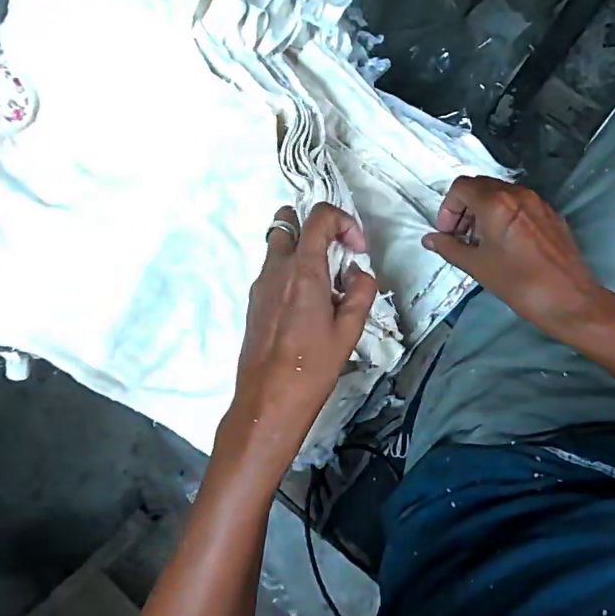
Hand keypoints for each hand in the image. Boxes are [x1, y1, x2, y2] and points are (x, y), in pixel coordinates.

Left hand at [220, 203, 377, 477]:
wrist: (268, 399)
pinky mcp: (254, 301)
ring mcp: (260, 283)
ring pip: (278, 245)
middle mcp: (276, 268)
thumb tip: (358, 273)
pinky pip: (272, 270)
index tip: (357, 249)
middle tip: (336, 254)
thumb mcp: (350, 330)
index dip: (344, 221)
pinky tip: (307, 306)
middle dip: (314, 227)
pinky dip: (291, 272)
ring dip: (302, 249)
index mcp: (303, 270)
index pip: (318, 216)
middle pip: (287, 219)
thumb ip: (360, 291)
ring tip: (324, 283)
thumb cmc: (313, 366)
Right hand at [422, 176, 614, 339]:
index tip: (448, 232)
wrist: (569, 299)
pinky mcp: (551, 215)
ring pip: (501, 195)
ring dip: (483, 212)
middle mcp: (518, 194)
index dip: (448, 208)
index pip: (461, 187)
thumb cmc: (519, 282)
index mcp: (496, 203)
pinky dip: (504, 216)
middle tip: (459, 236)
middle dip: (464, 208)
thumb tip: (431, 239)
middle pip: (481, 187)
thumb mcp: (477, 266)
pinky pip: (520, 205)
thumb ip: (450, 247)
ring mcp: (538, 203)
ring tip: (481, 242)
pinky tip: (505, 245)